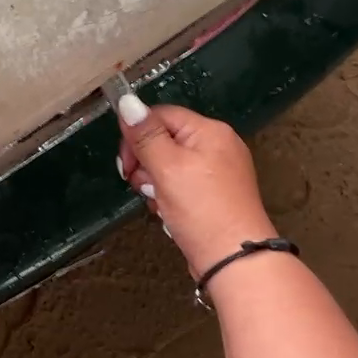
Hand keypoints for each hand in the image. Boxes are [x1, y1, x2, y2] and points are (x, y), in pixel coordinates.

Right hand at [115, 93, 276, 277]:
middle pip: (162, 140)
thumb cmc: (201, 209)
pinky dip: (167, 196)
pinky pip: (178, 184)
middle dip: (144, 163)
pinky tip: (168, 212)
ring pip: (167, 165)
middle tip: (142, 185)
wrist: (232, 257)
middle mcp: (216, 145)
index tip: (126, 165)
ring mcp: (215, 171)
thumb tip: (127, 101)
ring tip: (158, 202)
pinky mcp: (211, 193)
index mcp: (209, 131)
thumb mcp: (167, 168)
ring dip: (153, 183)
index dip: (136, 136)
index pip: (160, 116)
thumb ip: (145, 135)